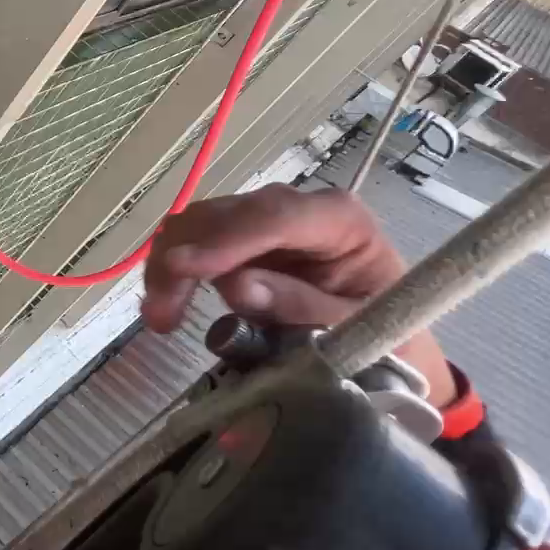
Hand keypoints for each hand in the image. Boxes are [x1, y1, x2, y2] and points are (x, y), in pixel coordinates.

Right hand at [141, 184, 456, 407]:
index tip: (184, 268)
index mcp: (340, 218)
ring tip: (159, 317)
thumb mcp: (364, 332)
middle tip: (162, 314)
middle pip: (221, 218)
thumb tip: (236, 286)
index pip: (274, 216)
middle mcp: (290, 205)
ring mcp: (256, 218)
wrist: (388, 343)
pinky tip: (161, 301)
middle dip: (184, 260)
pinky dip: (169, 271)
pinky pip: (187, 241)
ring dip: (168, 268)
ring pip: (193, 225)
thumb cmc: (390, 338)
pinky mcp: (231, 235)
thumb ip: (306, 308)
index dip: (225, 240)